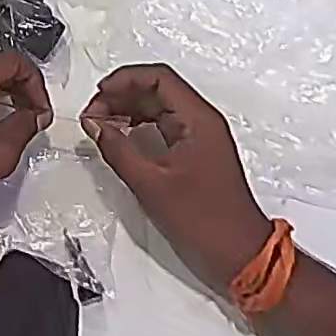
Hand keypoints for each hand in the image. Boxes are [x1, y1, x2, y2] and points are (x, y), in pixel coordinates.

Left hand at [0, 51, 53, 218]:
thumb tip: (36, 116)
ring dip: (11, 95)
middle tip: (36, 115)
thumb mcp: (2, 149)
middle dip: (25, 89)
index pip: (16, 61)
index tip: (42, 108)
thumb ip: (26, 125)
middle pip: (2, 66)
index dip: (37, 84)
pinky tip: (0, 123)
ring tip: (22, 122)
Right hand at [82, 63, 272, 292]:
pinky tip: (118, 137)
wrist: (243, 258)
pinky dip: (136, 124)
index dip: (124, 80)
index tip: (98, 95)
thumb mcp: (150, 184)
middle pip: (155, 89)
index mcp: (197, 119)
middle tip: (92, 116)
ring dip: (126, 109)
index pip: (158, 78)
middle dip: (120, 96)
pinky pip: (161, 123)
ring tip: (99, 126)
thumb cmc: (203, 221)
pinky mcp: (194, 150)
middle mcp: (200, 120)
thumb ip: (116, 148)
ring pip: (156, 106)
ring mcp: (198, 135)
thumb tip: (92, 124)